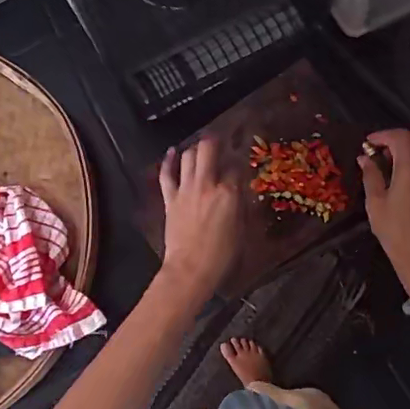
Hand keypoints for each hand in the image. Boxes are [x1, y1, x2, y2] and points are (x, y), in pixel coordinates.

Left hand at [158, 137, 240, 297]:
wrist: (191, 269)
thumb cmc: (222, 254)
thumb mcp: (241, 228)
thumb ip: (240, 204)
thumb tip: (239, 190)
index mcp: (229, 192)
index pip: (236, 164)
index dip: (240, 157)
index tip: (242, 154)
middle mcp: (207, 184)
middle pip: (208, 149)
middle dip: (215, 140)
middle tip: (221, 139)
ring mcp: (186, 190)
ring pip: (188, 156)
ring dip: (195, 148)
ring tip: (202, 148)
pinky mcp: (170, 199)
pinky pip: (167, 174)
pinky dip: (169, 161)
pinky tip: (173, 151)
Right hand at [358, 130, 409, 296]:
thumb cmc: (395, 234)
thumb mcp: (376, 205)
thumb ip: (371, 176)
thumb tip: (365, 158)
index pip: (401, 137)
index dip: (383, 135)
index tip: (368, 143)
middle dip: (398, 138)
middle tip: (380, 152)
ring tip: (396, 162)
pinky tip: (408, 177)